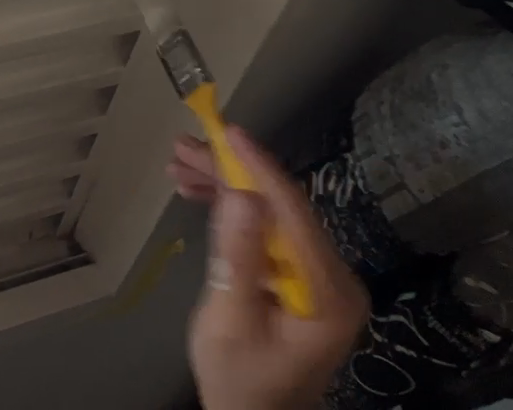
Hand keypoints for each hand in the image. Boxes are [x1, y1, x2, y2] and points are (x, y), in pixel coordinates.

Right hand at [169, 128, 367, 409]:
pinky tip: (198, 193)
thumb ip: (238, 258)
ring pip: (270, 211)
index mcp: (327, 293)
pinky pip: (266, 227)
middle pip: (281, 206)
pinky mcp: (298, 275)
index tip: (229, 133)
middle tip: (184, 148)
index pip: (293, 214)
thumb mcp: (231, 320)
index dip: (259, 168)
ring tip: (180, 165)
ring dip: (226, 185)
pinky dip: (231, 208)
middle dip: (231, 171)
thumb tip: (241, 195)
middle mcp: (332, 277)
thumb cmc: (240, 379)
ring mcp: (316, 275)